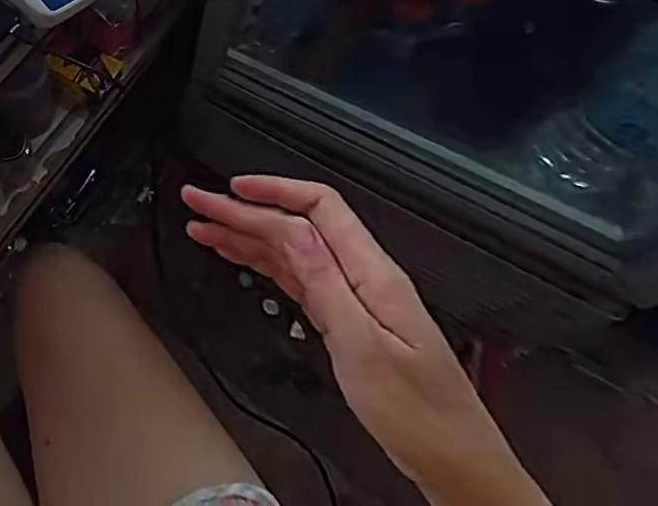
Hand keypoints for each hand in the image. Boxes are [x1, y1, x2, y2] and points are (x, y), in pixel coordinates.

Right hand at [182, 177, 547, 505]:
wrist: (458, 468)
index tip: (232, 189)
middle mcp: (359, 275)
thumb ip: (324, 281)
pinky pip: (293, 276)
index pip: (319, 206)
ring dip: (243, 235)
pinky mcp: (342, 316)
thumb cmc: (422, 417)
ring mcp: (350, 295)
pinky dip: (259, 262)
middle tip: (199, 205)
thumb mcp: (365, 347)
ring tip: (203, 228)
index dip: (273, 189)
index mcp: (371, 273)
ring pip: (287, 249)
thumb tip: (291, 228)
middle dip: (242, 210)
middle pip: (293, 225)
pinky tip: (236, 256)